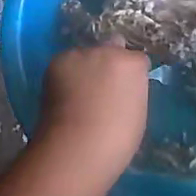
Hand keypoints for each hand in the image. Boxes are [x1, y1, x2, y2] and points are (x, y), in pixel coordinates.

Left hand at [37, 36, 149, 177]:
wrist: (77, 147)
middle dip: (109, 64)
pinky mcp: (57, 61)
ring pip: (86, 56)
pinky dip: (66, 75)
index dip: (131, 76)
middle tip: (101, 88)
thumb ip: (131, 91)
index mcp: (133, 64)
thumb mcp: (137, 112)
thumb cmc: (116, 140)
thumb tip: (120, 89)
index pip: (137, 59)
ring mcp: (81, 54)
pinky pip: (66, 64)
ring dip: (86, 68)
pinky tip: (64, 96)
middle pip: (112, 48)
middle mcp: (108, 51)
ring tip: (78, 94)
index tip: (126, 91)